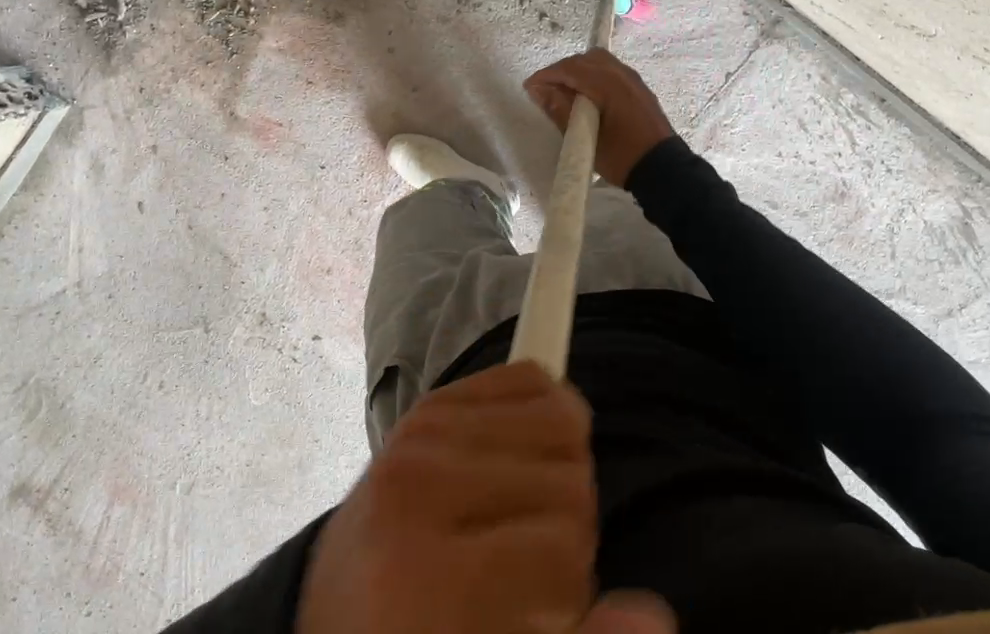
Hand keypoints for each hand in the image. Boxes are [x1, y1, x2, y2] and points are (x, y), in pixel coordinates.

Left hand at [297, 363, 673, 633]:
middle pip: (570, 482)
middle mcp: (417, 485)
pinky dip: (541, 419)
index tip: (569, 571)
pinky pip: (529, 380)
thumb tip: (651, 613)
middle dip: (566, 535)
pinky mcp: (429, 406)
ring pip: (561, 423)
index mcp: (428, 569)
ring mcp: (419, 433)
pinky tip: (512, 467)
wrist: (338, 607)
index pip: (559, 544)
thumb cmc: (418, 631)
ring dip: (554, 477)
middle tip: (523, 571)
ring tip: (511, 525)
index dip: (571, 573)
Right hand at [524, 50, 676, 186]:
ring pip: (599, 62)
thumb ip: (561, 110)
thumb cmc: (622, 156)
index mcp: (609, 85)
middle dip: (562, 71)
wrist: (664, 169)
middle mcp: (622, 75)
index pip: (571, 69)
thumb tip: (539, 90)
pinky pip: (611, 70)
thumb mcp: (586, 138)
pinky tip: (586, 95)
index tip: (529, 88)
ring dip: (578, 71)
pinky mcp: (638, 89)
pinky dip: (593, 76)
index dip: (547, 75)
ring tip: (564, 92)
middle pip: (585, 59)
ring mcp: (633, 80)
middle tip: (545, 89)